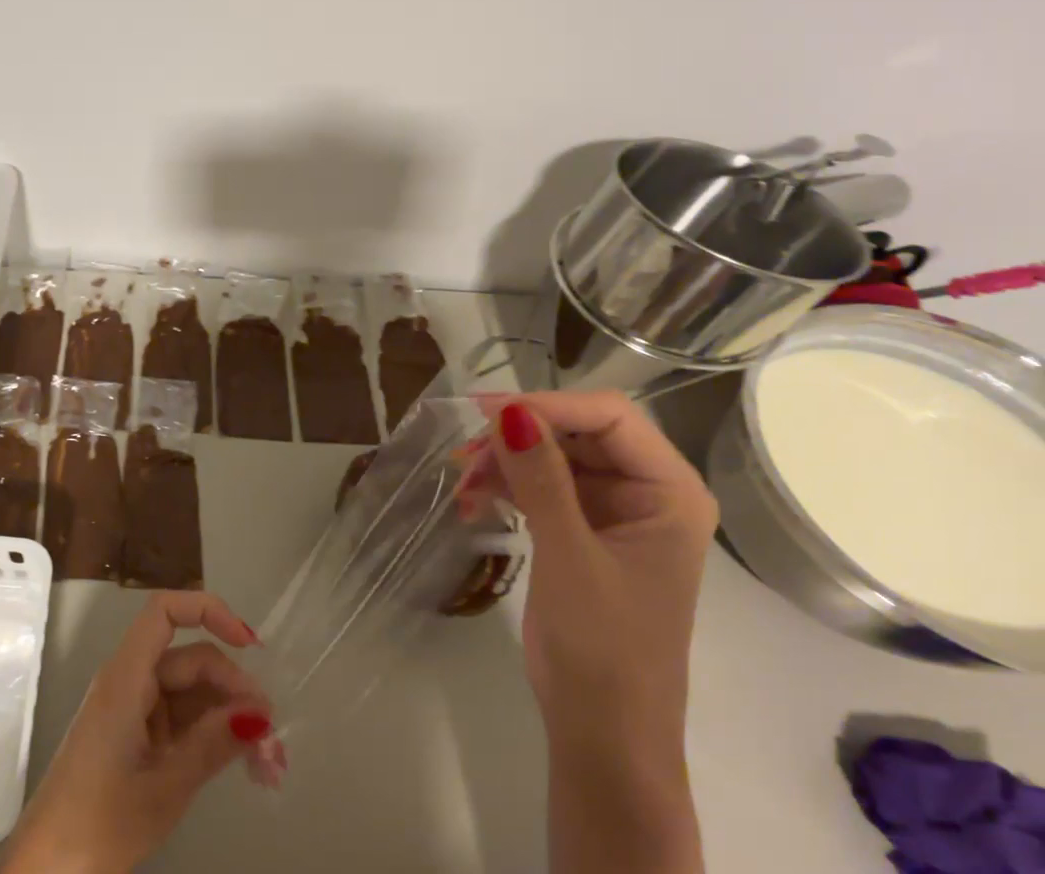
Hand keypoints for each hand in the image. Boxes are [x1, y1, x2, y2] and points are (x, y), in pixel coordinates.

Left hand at [0, 591, 283, 873]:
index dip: (208, 611)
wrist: (52, 864)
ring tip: (270, 766)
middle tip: (273, 741)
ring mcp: (135, 711)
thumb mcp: (166, 786)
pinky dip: (217, 738)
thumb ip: (213, 743)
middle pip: (192, 661)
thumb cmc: (100, 822)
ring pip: (195, 694)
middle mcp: (130, 684)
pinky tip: (249, 768)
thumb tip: (258, 713)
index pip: (164, 613)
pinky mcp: (139, 737)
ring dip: (234, 721)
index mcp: (125, 680)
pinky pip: (186, 721)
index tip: (250, 644)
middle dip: (237, 692)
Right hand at [460, 391, 713, 872]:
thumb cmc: (603, 644)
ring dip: (504, 464)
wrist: (603, 727)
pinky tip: (471, 502)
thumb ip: (541, 479)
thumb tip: (509, 411)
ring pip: (553, 460)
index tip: (482, 414)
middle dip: (519, 438)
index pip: (610, 417)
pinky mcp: (582, 536)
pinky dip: (506, 489)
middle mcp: (647, 494)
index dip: (548, 406)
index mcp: (670, 492)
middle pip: (578, 434)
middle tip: (463, 456)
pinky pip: (542, 491)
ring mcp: (614, 516)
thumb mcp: (569, 555)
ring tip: (461, 486)